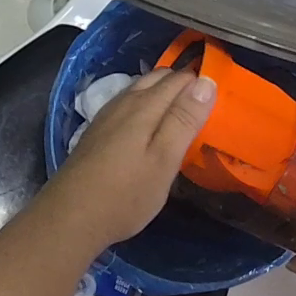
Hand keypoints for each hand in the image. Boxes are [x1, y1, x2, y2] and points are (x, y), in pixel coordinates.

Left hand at [36, 68, 216, 251]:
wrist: (70, 216)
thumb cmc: (125, 193)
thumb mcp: (164, 159)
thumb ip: (184, 119)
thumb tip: (206, 81)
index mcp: (144, 106)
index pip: (179, 79)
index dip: (201, 80)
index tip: (224, 90)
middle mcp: (123, 103)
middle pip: (157, 79)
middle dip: (182, 83)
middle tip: (209, 99)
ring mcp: (107, 117)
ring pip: (140, 90)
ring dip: (163, 93)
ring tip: (185, 108)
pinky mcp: (97, 132)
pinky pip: (128, 105)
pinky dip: (146, 105)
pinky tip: (151, 124)